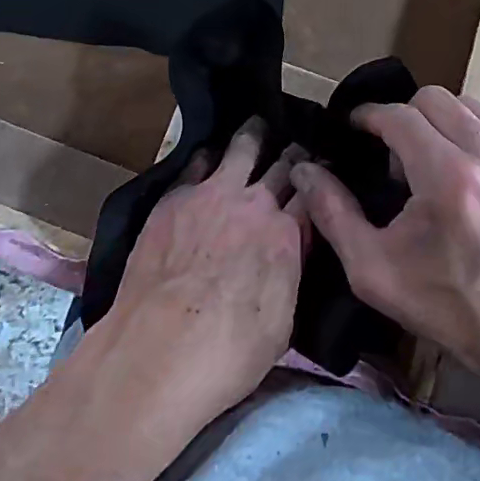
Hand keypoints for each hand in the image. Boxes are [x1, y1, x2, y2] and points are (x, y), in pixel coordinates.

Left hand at [98, 119, 307, 421]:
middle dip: (293, 154)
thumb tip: (291, 249)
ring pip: (242, 148)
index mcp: (288, 234)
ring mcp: (212, 195)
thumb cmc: (229, 353)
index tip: (320, 173)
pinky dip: (210, 157)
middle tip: (296, 147)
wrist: (159, 352)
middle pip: (282, 165)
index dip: (317, 181)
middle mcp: (255, 204)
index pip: (311, 194)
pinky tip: (211, 154)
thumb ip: (289, 274)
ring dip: (254, 136)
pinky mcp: (174, 199)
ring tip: (258, 127)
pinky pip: (198, 164)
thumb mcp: (283, 322)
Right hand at [292, 87, 479, 394]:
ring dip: (445, 124)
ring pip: (473, 107)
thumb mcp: (375, 270)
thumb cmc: (449, 307)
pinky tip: (474, 172)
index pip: (400, 115)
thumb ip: (333, 213)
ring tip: (438, 163)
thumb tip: (306, 171)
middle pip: (436, 99)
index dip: (370, 116)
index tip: (357, 126)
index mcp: (449, 179)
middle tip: (398, 156)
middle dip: (406, 118)